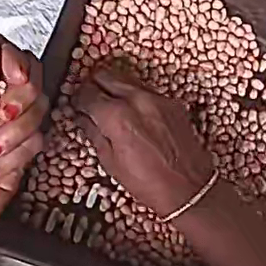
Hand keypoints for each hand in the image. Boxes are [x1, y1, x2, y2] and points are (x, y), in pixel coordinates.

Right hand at [72, 63, 215, 215]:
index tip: (77, 105)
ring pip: (127, 79)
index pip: (87, 93)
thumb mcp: (111, 163)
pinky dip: (135, 95)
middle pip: (105, 76)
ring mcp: (158, 99)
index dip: (77, 99)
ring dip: (114, 87)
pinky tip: (133, 112)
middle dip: (94, 86)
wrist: (189, 189)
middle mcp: (137, 100)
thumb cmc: (150, 183)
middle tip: (90, 100)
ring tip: (110, 105)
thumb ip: (94, 134)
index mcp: (116, 116)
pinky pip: (147, 90)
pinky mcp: (173, 103)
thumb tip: (83, 119)